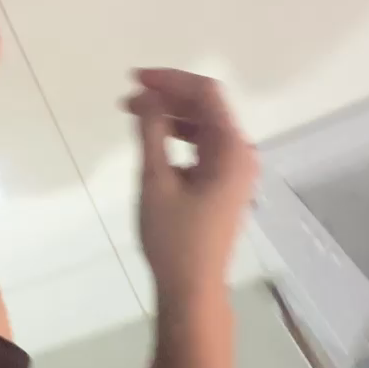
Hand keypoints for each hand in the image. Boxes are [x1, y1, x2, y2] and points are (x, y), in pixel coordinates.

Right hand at [126, 69, 257, 302]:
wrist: (192, 287)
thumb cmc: (173, 237)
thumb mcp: (155, 180)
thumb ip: (152, 132)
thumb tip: (146, 95)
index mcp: (232, 150)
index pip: (205, 94)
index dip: (170, 80)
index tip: (134, 80)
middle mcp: (241, 154)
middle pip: (206, 106)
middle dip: (167, 95)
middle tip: (127, 99)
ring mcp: (235, 169)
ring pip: (203, 124)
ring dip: (170, 114)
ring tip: (134, 115)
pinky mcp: (225, 181)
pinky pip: (203, 143)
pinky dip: (178, 134)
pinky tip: (154, 138)